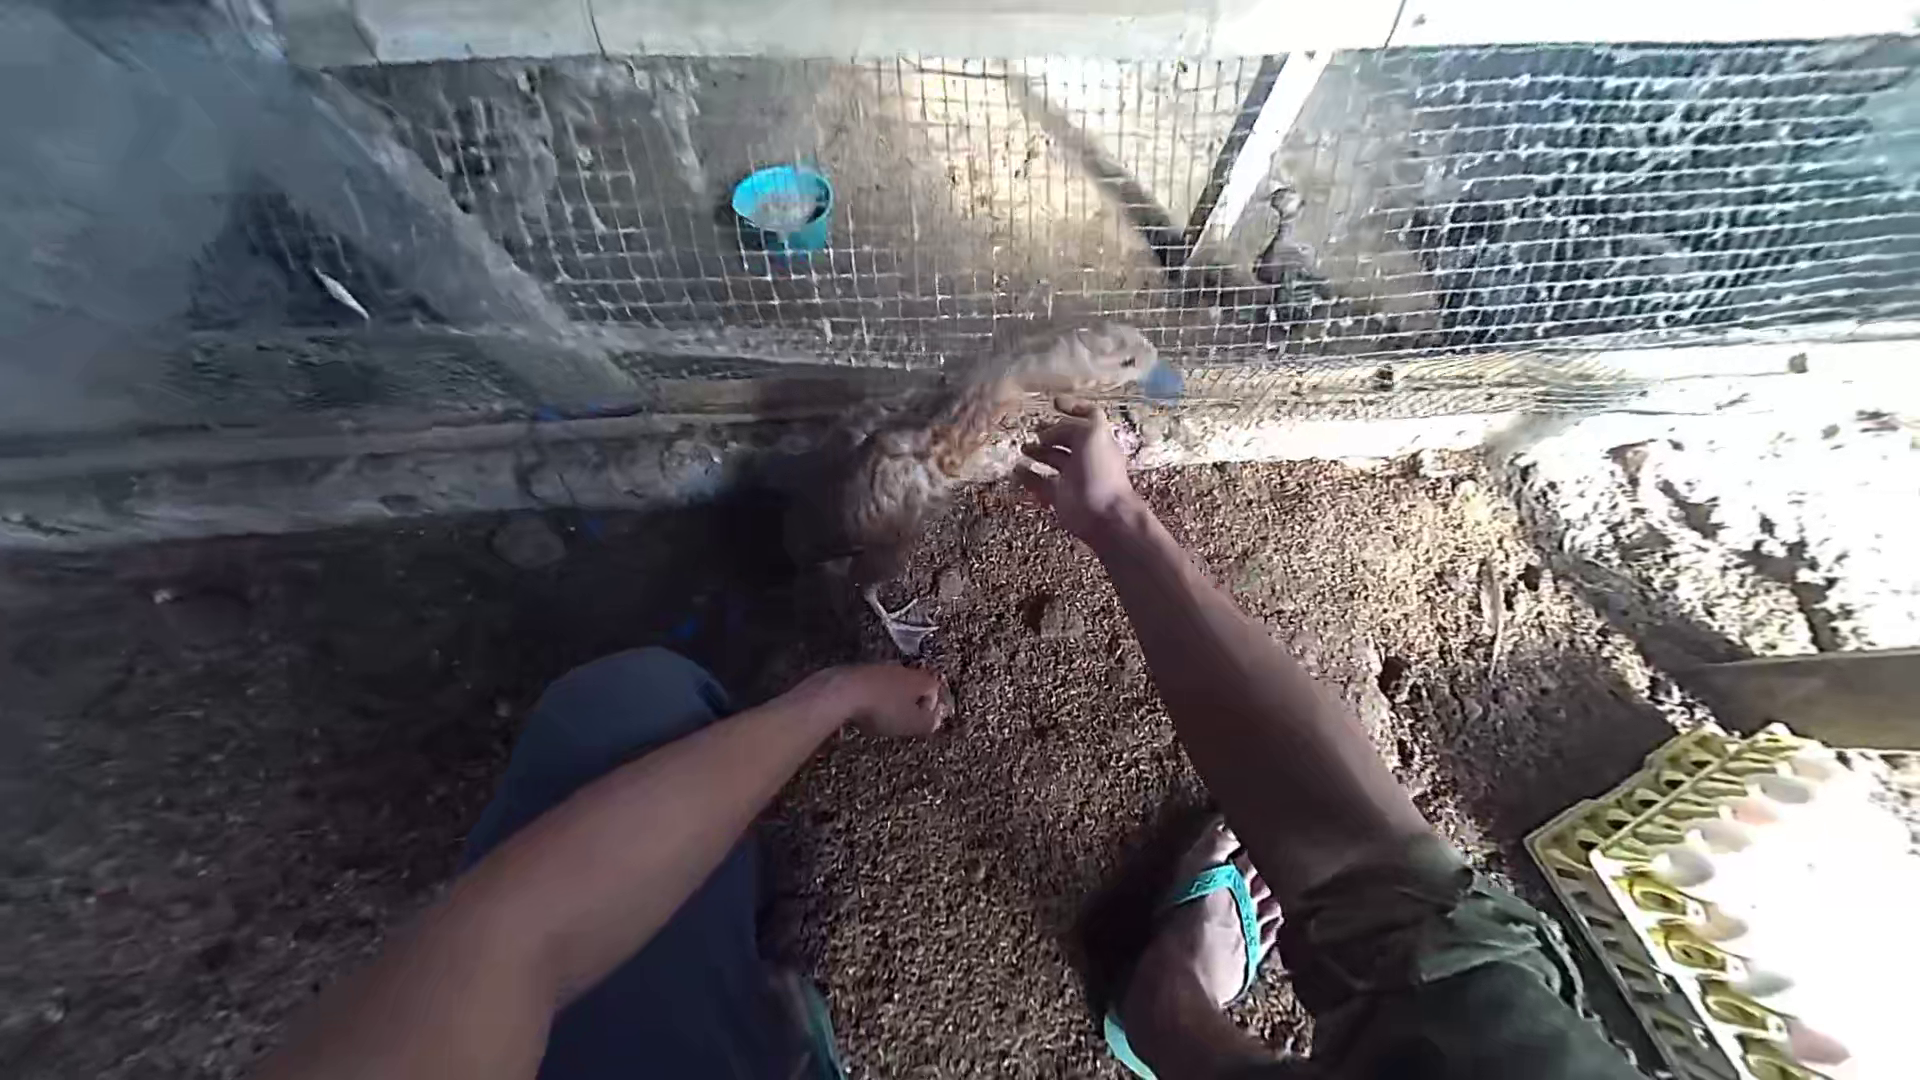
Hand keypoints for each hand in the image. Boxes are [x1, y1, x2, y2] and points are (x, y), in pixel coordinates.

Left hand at [794, 664, 951, 736]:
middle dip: (910, 702)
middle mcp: (901, 669)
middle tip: (904, 721)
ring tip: (882, 718)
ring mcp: (878, 668)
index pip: (935, 687)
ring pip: (891, 684)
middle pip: (912, 684)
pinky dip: (871, 698)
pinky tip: (863, 711)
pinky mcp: (858, 672)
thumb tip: (937, 719)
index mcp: (919, 679)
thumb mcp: (912, 723)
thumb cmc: (883, 709)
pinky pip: (871, 686)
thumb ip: (929, 722)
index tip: (924, 721)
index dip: (932, 705)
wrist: (844, 692)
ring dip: (890, 699)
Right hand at [1016, 397, 1144, 541]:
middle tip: (1032, 429)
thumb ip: (1068, 427)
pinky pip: (1040, 482)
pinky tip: (1017, 469)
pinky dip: (1028, 476)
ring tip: (1022, 447)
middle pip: (1065, 439)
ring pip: (1052, 459)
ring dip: (1037, 452)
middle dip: (1049, 432)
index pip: (1087, 417)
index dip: (1073, 408)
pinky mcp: (1059, 495)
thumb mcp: (1090, 435)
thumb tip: (1045, 435)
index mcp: (1097, 439)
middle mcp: (1086, 456)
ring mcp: (1072, 476)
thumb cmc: (1100, 470)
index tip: (1055, 403)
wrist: (1103, 512)